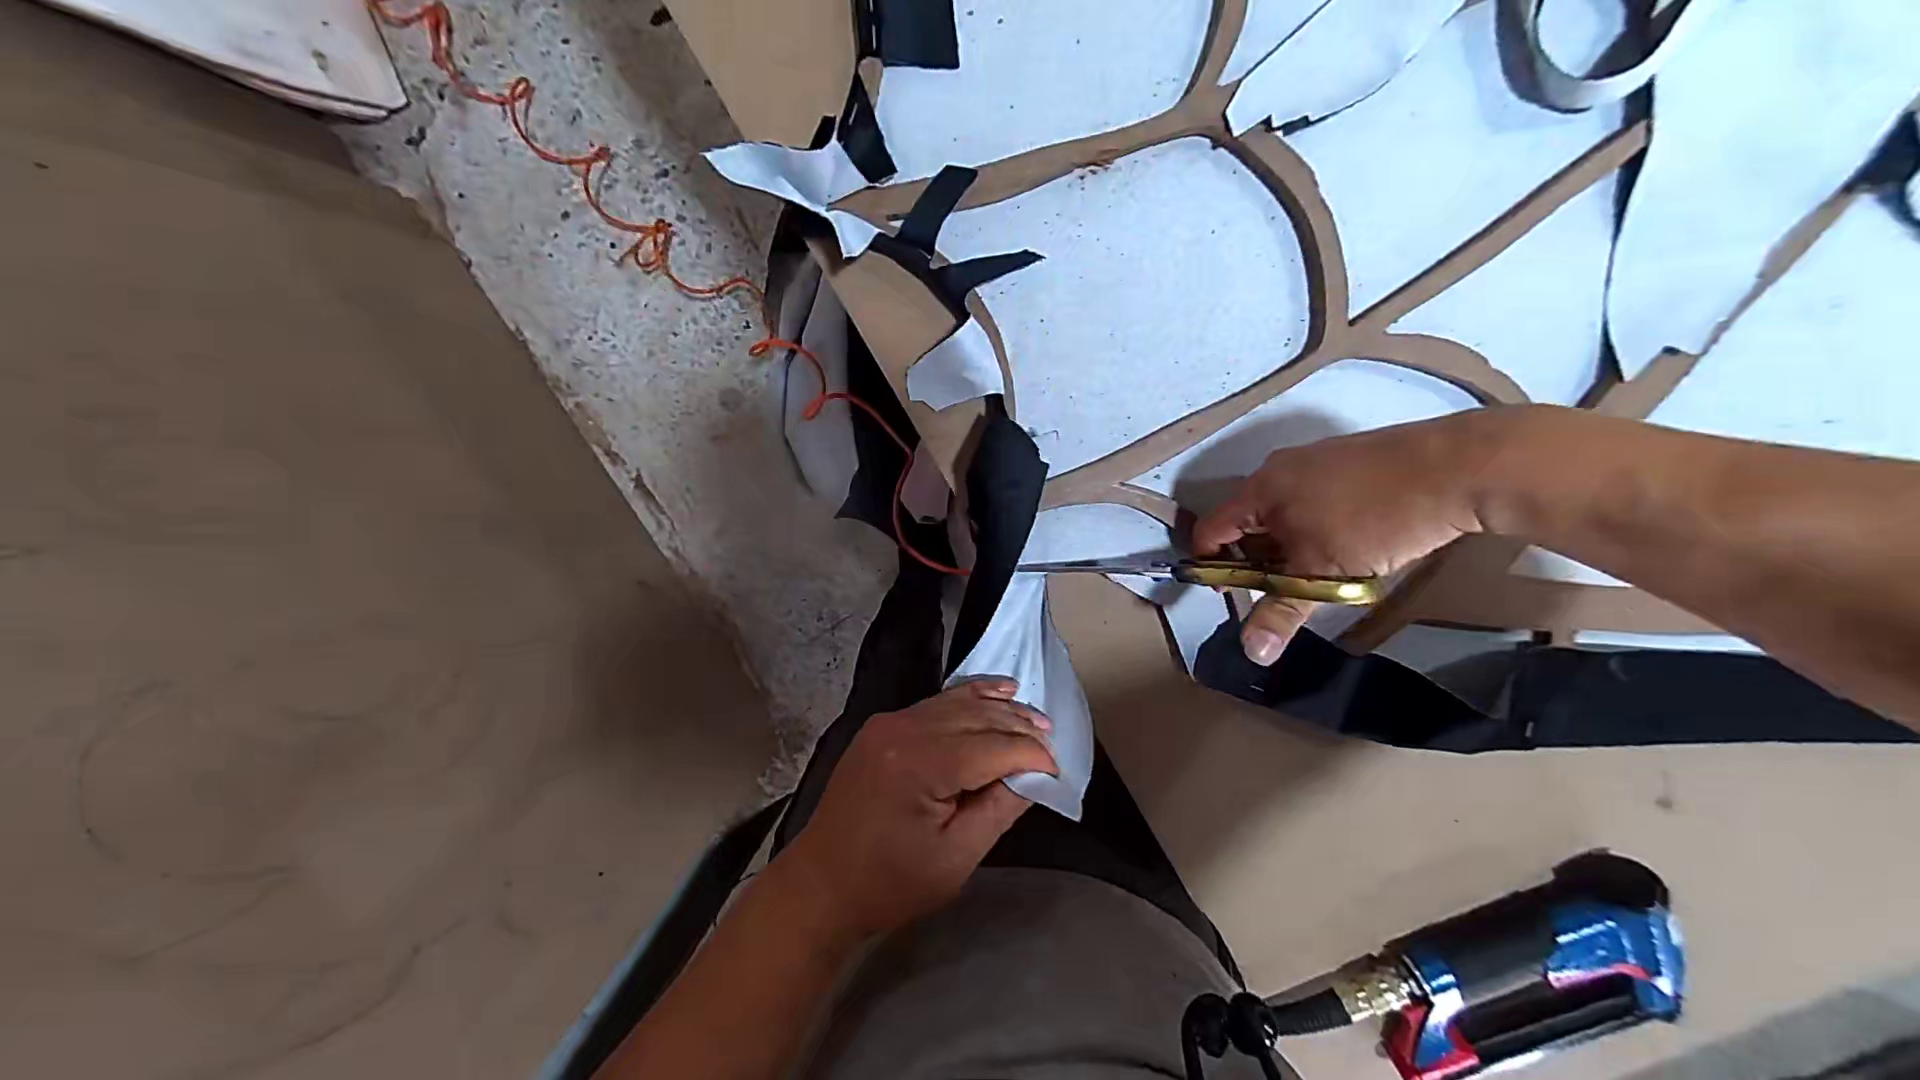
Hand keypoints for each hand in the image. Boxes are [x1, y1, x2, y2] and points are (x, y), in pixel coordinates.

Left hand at [776, 678, 1057, 938]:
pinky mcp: (882, 726)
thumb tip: (1033, 776)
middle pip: (976, 716)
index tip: (1057, 772)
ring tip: (1033, 716)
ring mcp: (889, 723)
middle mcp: (903, 729)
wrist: (820, 884)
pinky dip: (967, 701)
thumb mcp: (955, 858)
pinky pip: (935, 705)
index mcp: (921, 763)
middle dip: (1018, 726)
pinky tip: (992, 694)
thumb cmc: (888, 883)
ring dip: (997, 708)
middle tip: (1052, 738)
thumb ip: (998, 809)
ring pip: (956, 703)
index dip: (1030, 755)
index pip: (992, 746)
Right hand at [1192, 410, 1513, 663]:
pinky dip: (1317, 525)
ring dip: (1292, 545)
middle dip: (1260, 559)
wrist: (1465, 467)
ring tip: (1327, 569)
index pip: (1209, 530)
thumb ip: (1282, 611)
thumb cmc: (1378, 519)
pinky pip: (1313, 498)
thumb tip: (1253, 654)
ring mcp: (1315, 458)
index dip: (1213, 567)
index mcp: (1259, 489)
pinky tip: (1354, 542)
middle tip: (1290, 588)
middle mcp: (1279, 468)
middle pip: (1246, 523)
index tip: (1240, 594)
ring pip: (1284, 512)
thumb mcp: (1324, 573)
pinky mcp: (1349, 458)